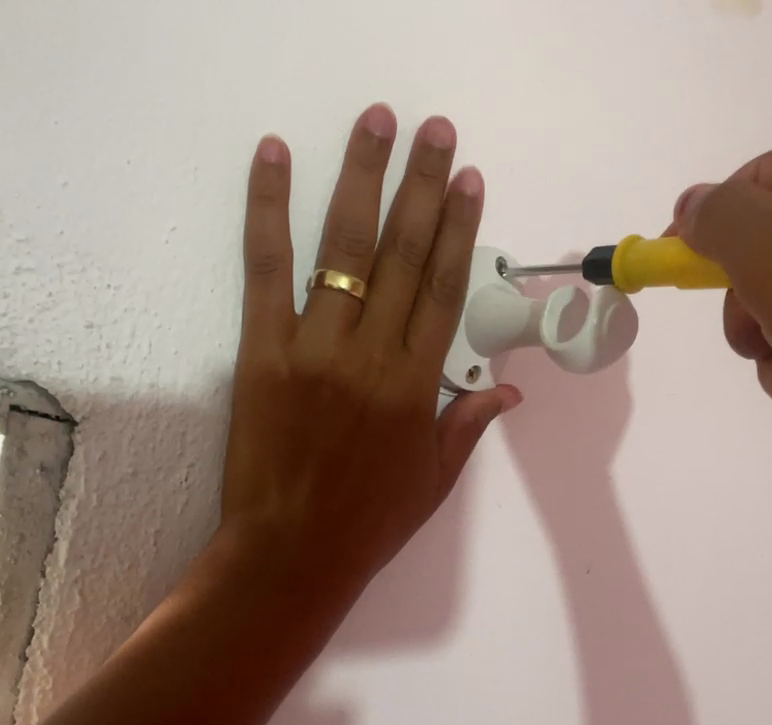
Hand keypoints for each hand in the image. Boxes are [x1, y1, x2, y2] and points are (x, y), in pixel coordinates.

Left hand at [218, 105, 519, 597]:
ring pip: (345, 251)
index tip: (469, 180)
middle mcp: (372, 356)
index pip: (445, 290)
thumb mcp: (432, 482)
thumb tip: (509, 390)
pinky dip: (269, 210)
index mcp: (416, 387)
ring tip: (376, 123)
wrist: (291, 555)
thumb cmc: (367, 524)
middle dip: (422, 186)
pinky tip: (275, 156)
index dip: (459, 230)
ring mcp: (315, 350)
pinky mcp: (262, 353)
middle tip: (434, 130)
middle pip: (404, 256)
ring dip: (362, 179)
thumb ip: (467, 426)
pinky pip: (265, 271)